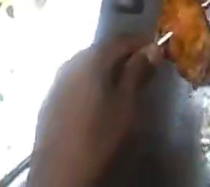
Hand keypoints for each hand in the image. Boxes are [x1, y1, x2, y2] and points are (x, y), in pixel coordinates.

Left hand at [29, 35, 157, 186]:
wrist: (58, 169)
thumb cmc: (98, 136)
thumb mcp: (126, 105)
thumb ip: (137, 73)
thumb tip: (152, 48)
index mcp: (92, 57)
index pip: (120, 39)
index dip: (140, 41)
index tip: (157, 48)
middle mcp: (73, 59)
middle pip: (103, 49)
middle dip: (124, 54)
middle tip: (144, 67)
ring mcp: (59, 77)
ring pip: (88, 63)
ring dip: (108, 68)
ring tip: (125, 83)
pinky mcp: (52, 95)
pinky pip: (77, 78)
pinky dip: (92, 80)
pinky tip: (99, 97)